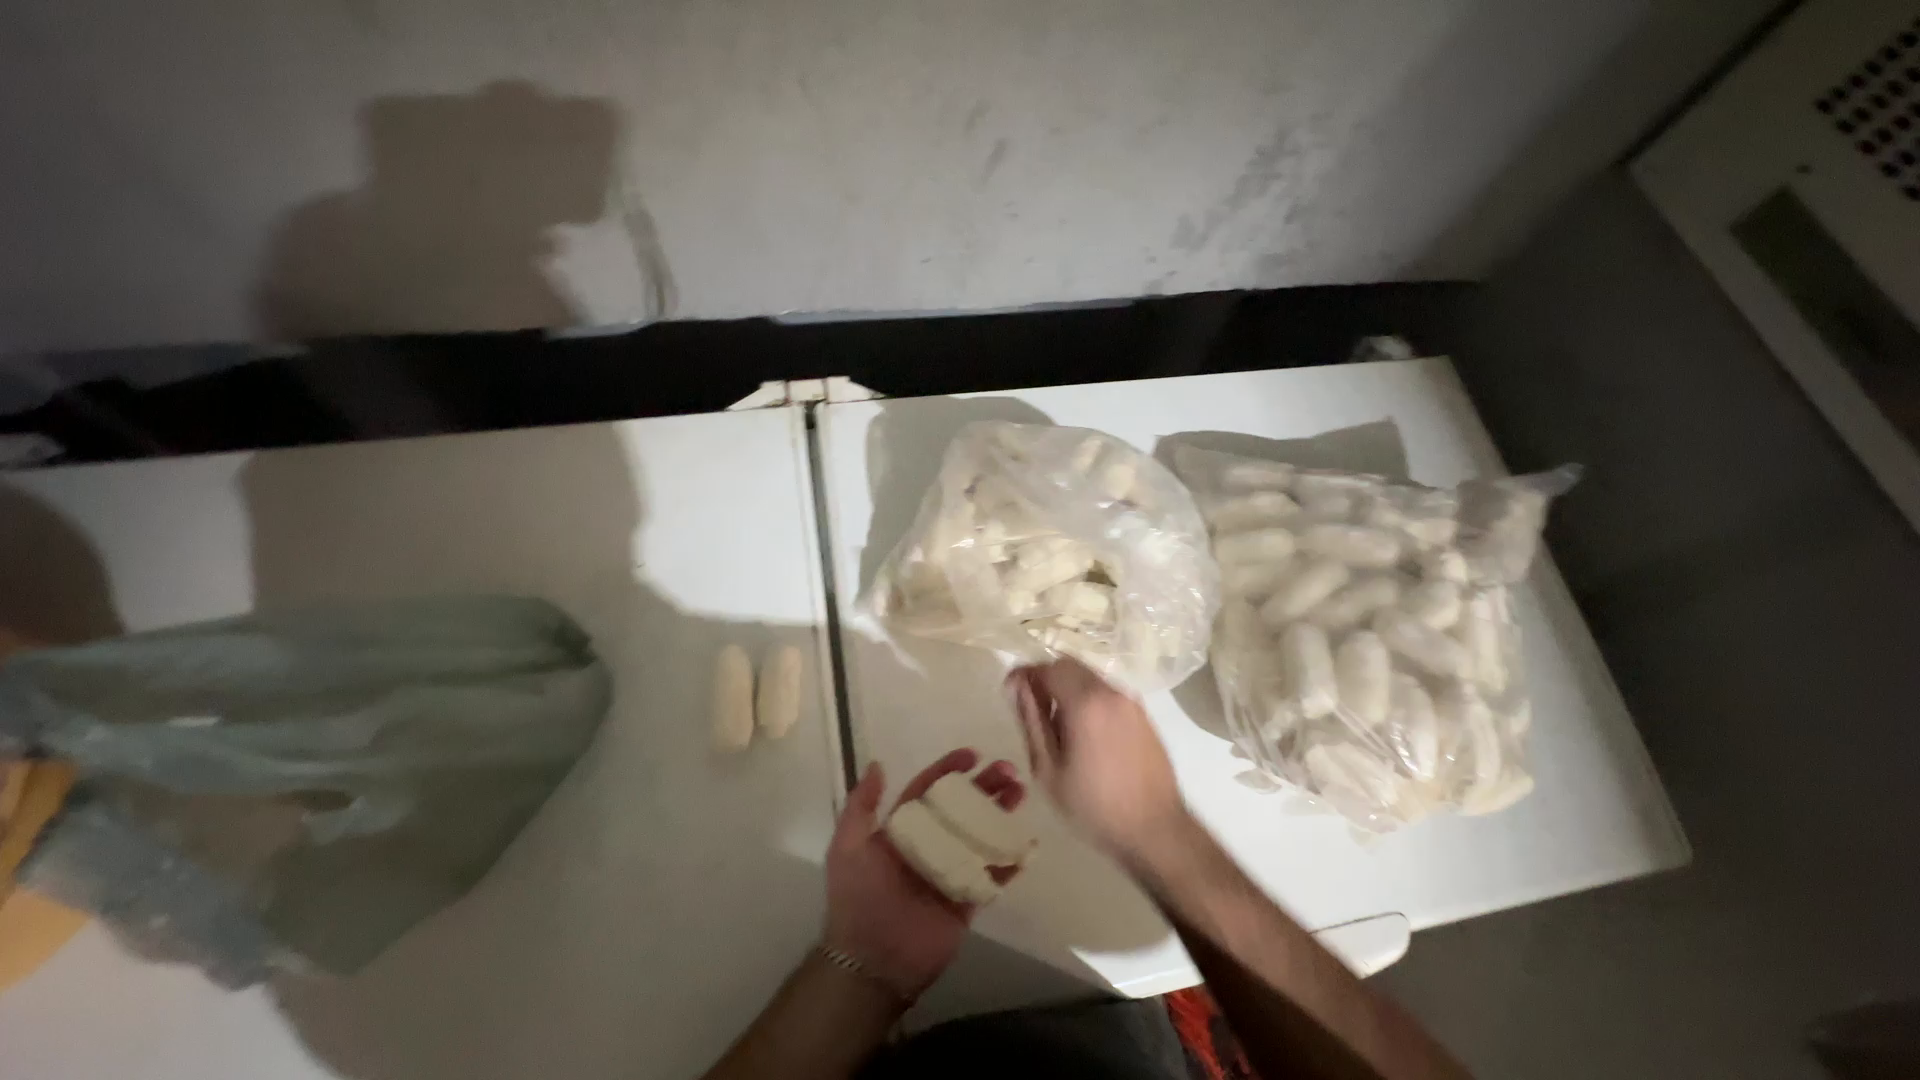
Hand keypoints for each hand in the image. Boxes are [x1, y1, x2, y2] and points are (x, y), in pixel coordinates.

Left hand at [823, 749, 1024, 1000]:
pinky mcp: (967, 899)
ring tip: (1020, 794)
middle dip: (985, 787)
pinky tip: (1026, 844)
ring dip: (1000, 813)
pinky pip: (992, 876)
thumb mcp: (848, 846)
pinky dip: (1010, 861)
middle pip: (961, 808)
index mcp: (901, 830)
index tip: (973, 756)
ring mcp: (950, 871)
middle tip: (1009, 772)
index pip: (928, 790)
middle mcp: (928, 845)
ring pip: (980, 835)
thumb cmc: (859, 898)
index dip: (948, 770)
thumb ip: (862, 805)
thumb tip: (877, 764)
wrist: (872, 961)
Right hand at [1006, 659, 1187, 862]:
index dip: (1025, 675)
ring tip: (1059, 730)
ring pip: (1091, 680)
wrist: (1156, 831)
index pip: (1048, 667)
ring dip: (1069, 691)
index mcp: (1085, 703)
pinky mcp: (1144, 717)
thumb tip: (1016, 686)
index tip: (1010, 692)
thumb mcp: (1048, 769)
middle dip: (1047, 680)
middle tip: (1033, 711)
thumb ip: (1031, 721)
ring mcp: (1132, 703)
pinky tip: (1086, 737)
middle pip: (1071, 667)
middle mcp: (1111, 692)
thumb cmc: (1093, 806)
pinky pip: (1108, 696)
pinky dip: (1090, 703)